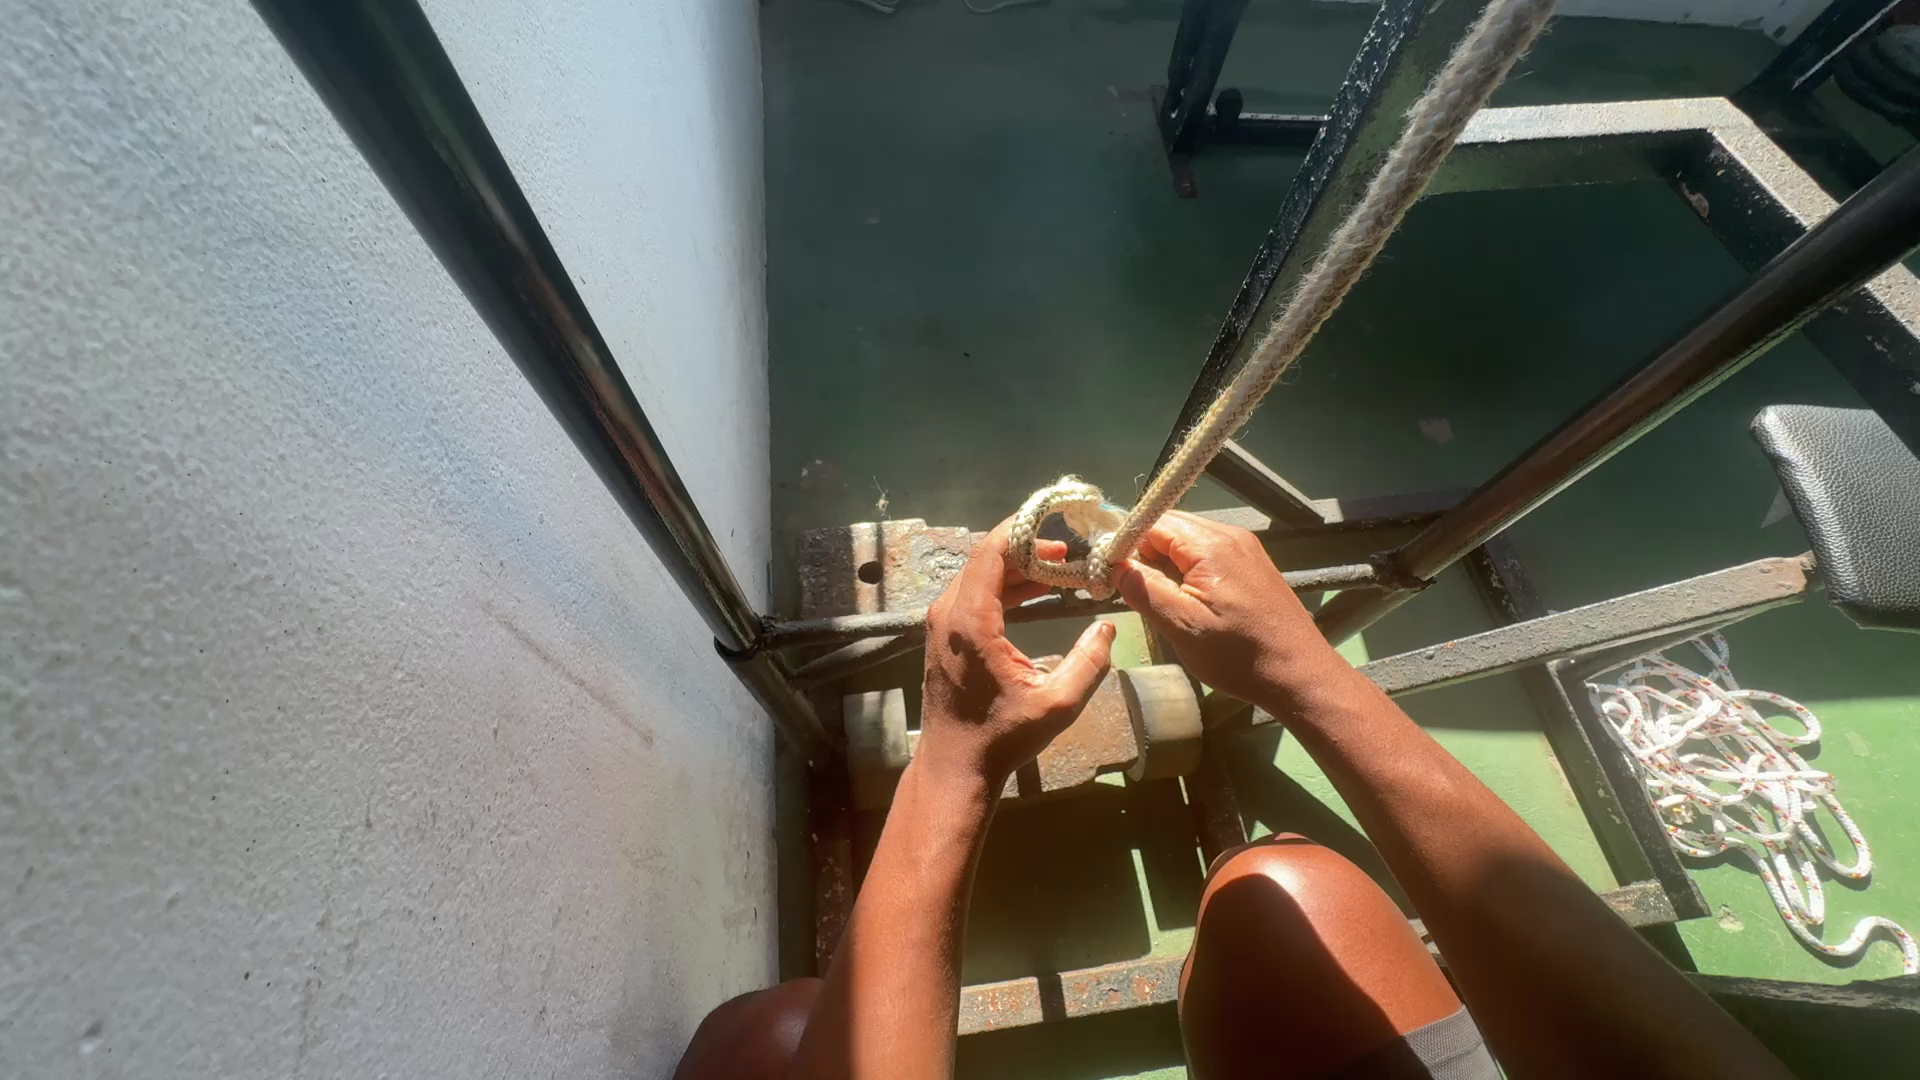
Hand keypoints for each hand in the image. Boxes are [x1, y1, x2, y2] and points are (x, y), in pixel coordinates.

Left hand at [918, 520, 1116, 788]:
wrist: (955, 764)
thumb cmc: (1002, 737)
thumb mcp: (1057, 703)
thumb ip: (1089, 661)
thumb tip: (1107, 626)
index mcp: (970, 620)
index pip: (992, 550)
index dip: (1025, 530)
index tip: (1060, 526)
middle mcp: (949, 611)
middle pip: (987, 557)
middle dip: (1029, 548)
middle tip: (1071, 553)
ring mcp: (942, 621)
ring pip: (981, 573)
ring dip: (1019, 568)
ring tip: (1062, 570)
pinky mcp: (944, 632)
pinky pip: (975, 592)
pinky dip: (1006, 586)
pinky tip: (1038, 591)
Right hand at [1111, 511, 1346, 705]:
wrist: (1299, 677)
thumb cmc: (1238, 656)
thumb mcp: (1181, 626)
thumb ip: (1144, 589)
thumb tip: (1115, 565)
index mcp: (1210, 545)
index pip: (1152, 522)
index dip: (1126, 544)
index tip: (1111, 573)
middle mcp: (1229, 535)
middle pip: (1170, 528)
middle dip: (1145, 554)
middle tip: (1133, 591)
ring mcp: (1244, 549)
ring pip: (1186, 542)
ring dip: (1165, 565)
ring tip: (1159, 601)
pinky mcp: (1251, 565)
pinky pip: (1205, 555)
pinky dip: (1186, 572)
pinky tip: (1186, 601)